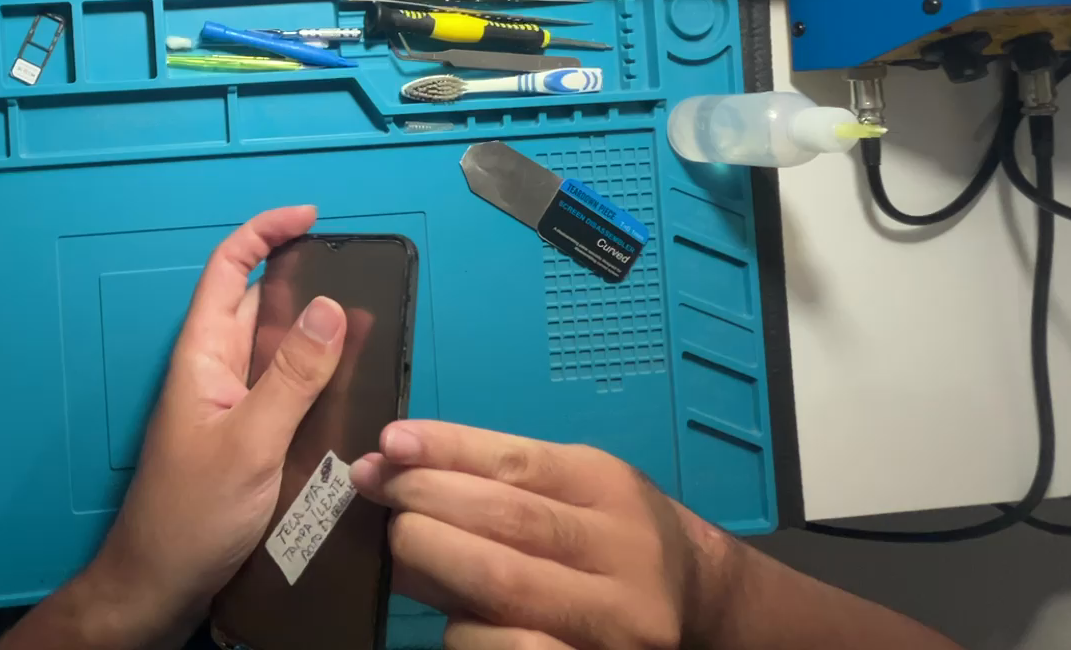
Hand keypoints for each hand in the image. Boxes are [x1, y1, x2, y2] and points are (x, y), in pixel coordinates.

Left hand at [80, 206, 349, 646]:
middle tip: (361, 282)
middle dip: (304, 283)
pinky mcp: (247, 431)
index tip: (310, 218)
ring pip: (276, 347)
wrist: (160, 587)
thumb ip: (291, 376)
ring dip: (315, 333)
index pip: (229, 268)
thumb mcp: (249, 441)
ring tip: (371, 329)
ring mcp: (232, 400)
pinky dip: (316, 376)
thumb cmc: (192, 512)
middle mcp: (217, 365)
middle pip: (259, 303)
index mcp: (203, 351)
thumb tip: (331, 307)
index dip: (264, 233)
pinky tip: (351, 386)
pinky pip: (285, 387)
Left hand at [349, 421, 734, 649]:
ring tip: (399, 543)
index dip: (444, 448)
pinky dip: (464, 629)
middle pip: (505, 519)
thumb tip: (384, 474)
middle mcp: (624, 554)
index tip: (388, 441)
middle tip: (377, 490)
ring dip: (432, 560)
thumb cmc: (601, 529)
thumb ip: (484, 480)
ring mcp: (621, 626)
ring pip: (504, 586)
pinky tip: (447, 613)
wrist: (694, 601)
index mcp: (605, 487)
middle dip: (423, 500)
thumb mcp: (562, 485)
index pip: (514, 460)